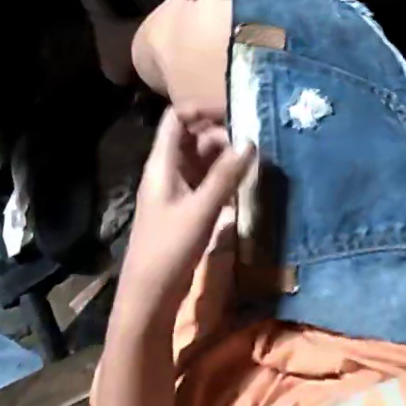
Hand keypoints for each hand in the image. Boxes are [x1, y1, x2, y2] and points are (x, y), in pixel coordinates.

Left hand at [114, 103, 252, 329]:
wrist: (149, 296)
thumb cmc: (169, 248)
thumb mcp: (201, 209)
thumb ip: (226, 175)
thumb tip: (250, 142)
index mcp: (163, 163)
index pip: (178, 118)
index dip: (203, 109)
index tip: (236, 114)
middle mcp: (168, 170)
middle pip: (194, 137)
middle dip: (224, 135)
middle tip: (255, 143)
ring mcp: (177, 190)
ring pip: (203, 160)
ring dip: (227, 157)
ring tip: (256, 162)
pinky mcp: (187, 209)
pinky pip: (207, 181)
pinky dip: (225, 178)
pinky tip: (246, 185)